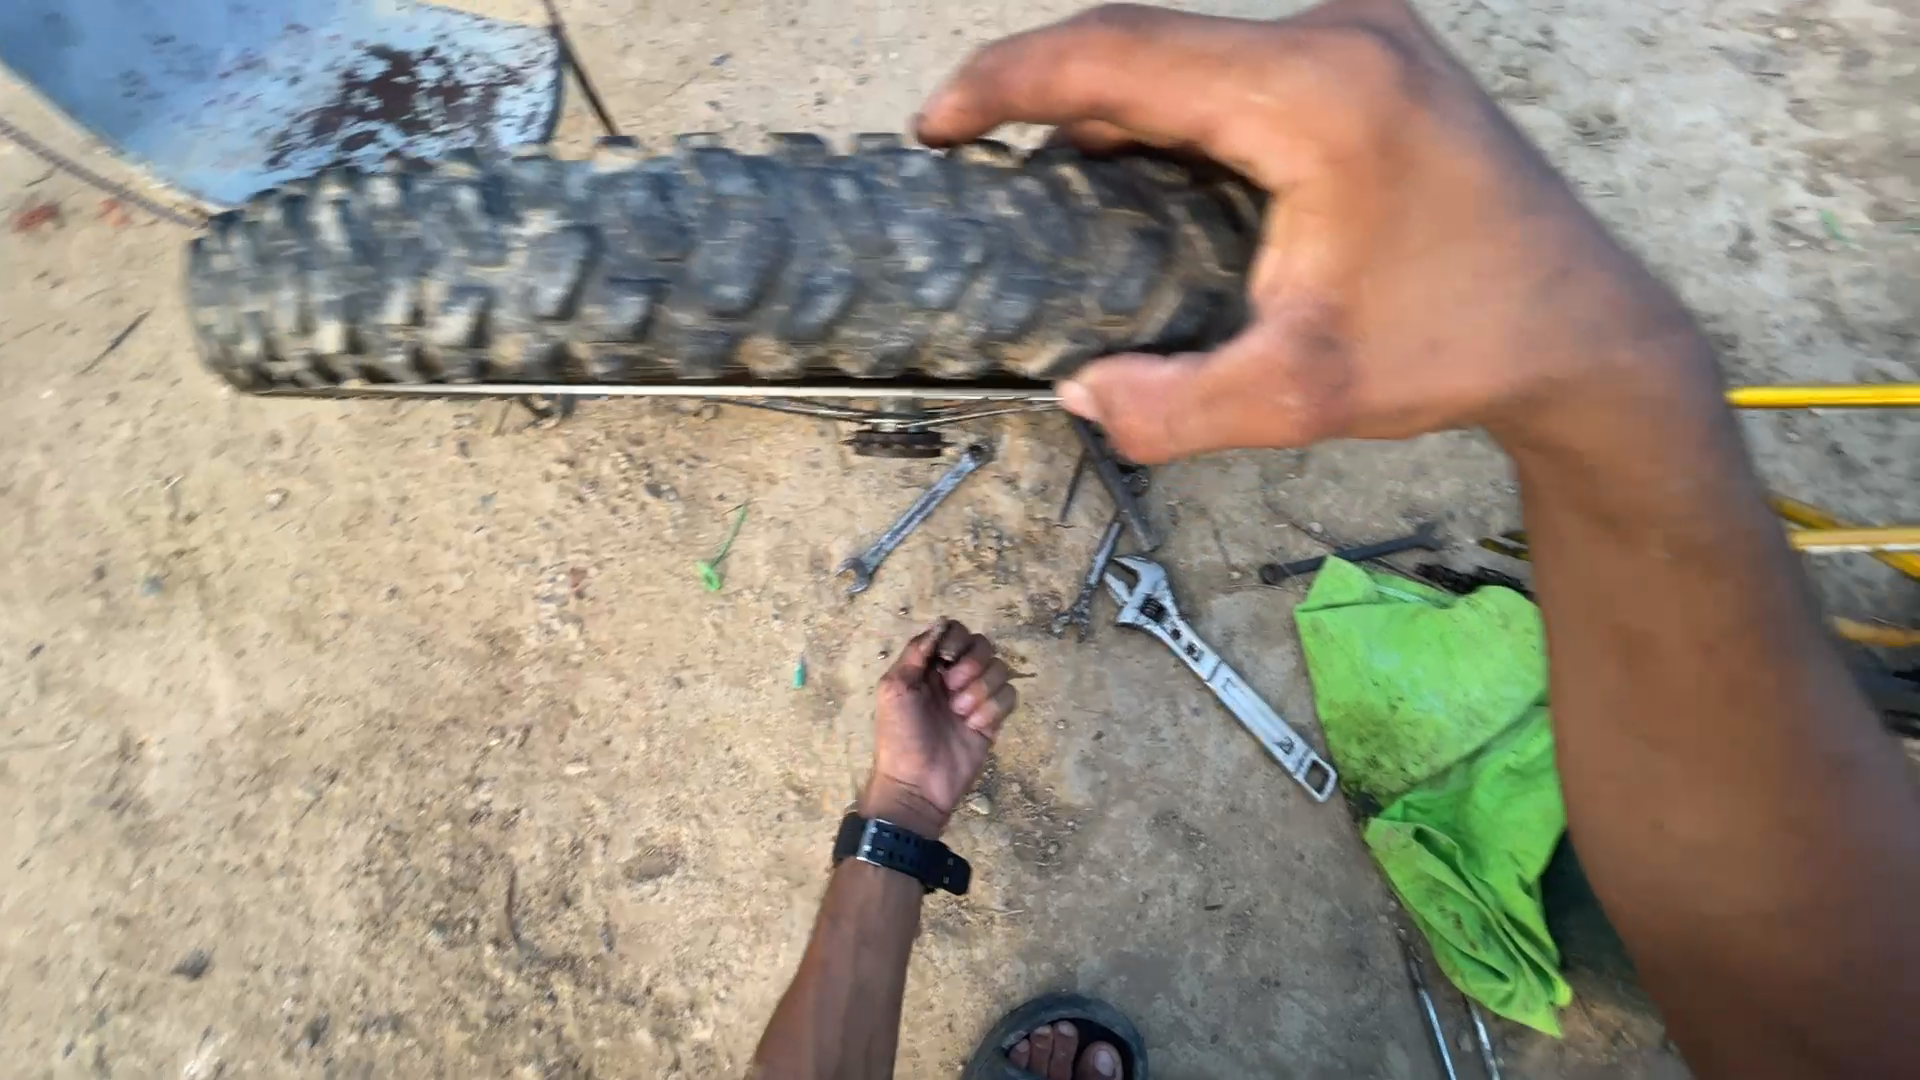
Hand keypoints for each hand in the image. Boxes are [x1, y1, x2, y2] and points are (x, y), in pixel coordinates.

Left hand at [861, 619, 1017, 837]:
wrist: (916, 784)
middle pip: (982, 645)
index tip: (945, 659)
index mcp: (929, 665)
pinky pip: (1009, 695)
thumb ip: (916, 652)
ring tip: (960, 712)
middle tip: (952, 687)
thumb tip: (940, 622)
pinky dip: (994, 708)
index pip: (954, 631)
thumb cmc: (898, 735)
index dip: (955, 639)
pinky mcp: (994, 719)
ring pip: (1000, 668)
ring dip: (981, 688)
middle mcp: (955, 676)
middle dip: (971, 663)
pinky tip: (974, 725)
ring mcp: (976, 697)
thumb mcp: (894, 688)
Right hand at [916, 0, 1712, 462]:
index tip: (939, 122)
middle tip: (965, 145)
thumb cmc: (1449, 351)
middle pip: (1142, 39)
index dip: (1010, 80)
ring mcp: (1352, 42)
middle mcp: (1333, 37)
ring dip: (1092, 99)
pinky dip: (1151, 111)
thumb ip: (1172, 409)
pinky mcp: (1359, 69)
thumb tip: (1078, 394)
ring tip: (1022, 160)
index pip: (1121, 55)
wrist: (1575, 329)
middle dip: (1035, 85)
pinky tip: (1117, 162)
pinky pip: (1222, 72)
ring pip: (1180, 52)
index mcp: (1313, 95)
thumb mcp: (1295, 401)